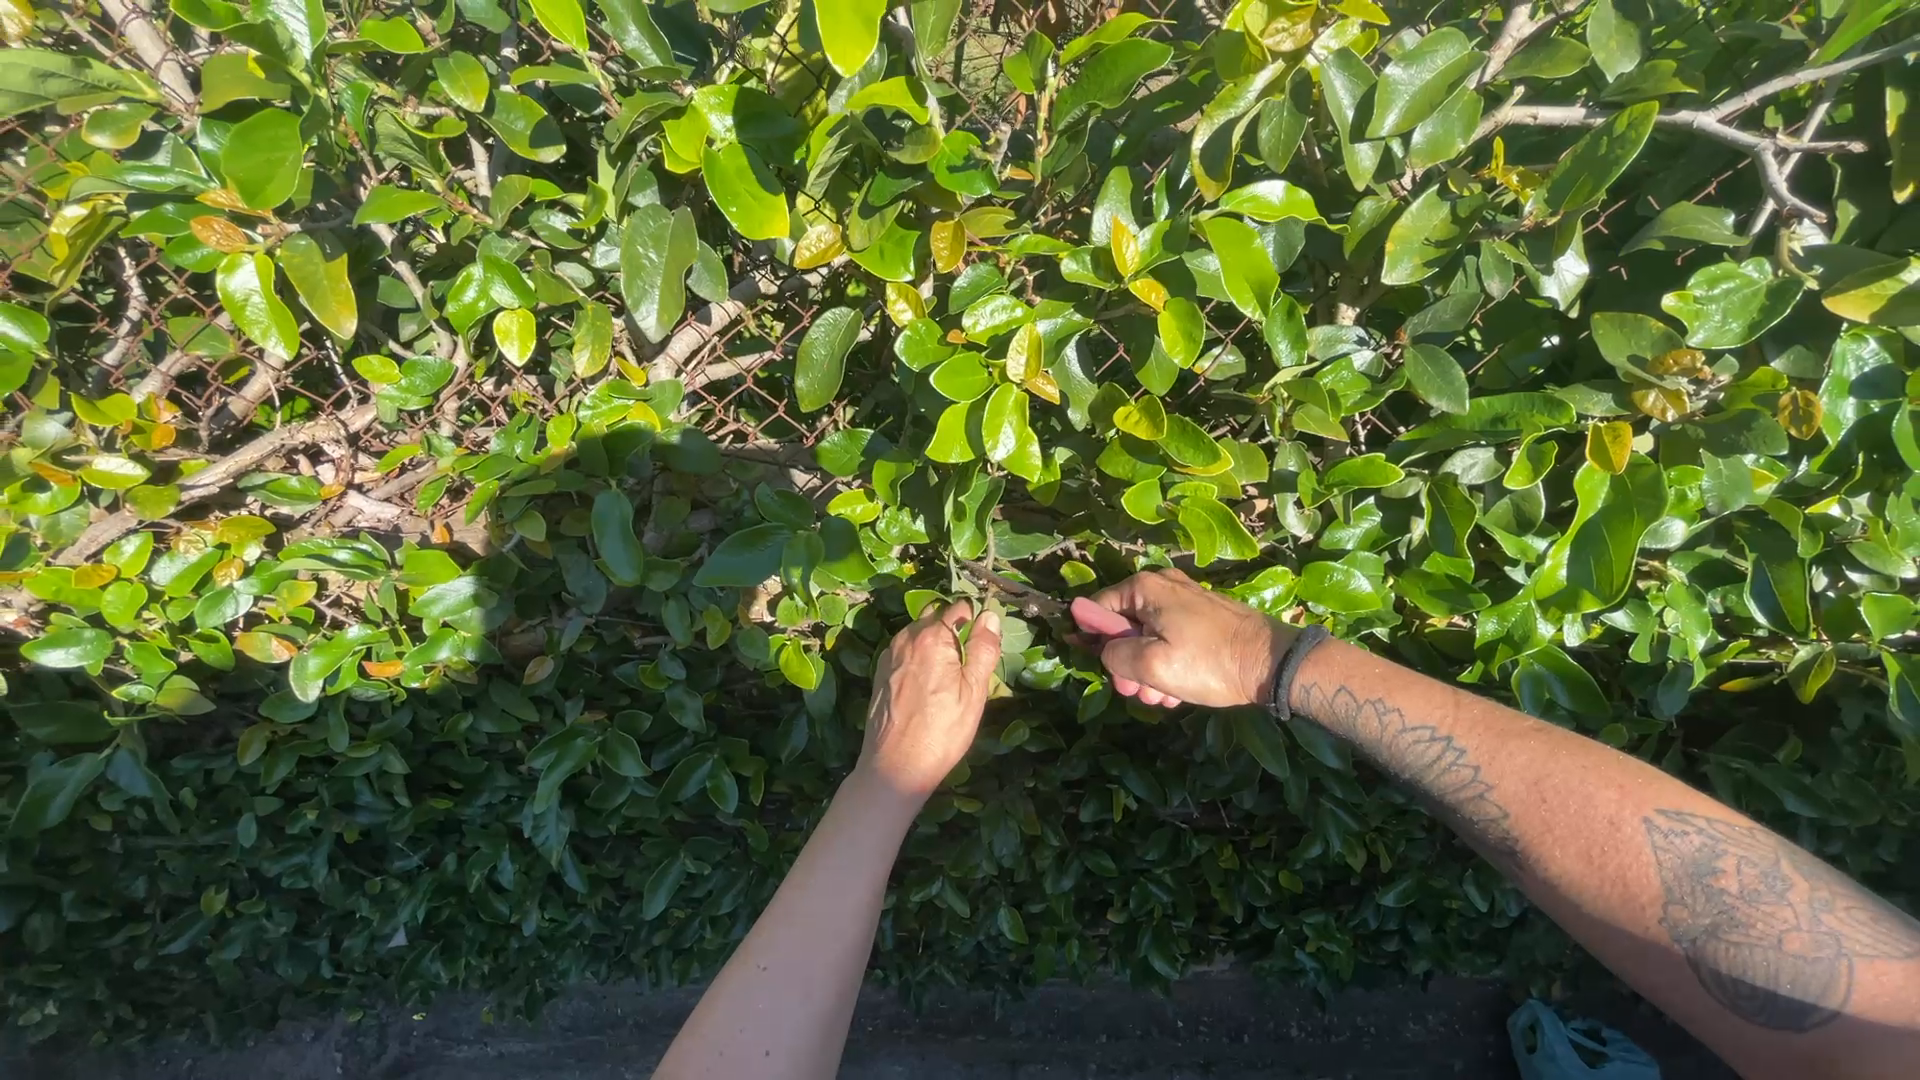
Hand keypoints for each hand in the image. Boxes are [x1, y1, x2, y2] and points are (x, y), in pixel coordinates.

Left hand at [858, 599, 1001, 800]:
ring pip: (918, 633)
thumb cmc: (943, 730)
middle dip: (953, 627)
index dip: (975, 618)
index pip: (959, 607)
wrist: (896, 766)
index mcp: (933, 636)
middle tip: (969, 657)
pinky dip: (918, 656)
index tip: (984, 639)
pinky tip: (926, 682)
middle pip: (935, 615)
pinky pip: (905, 650)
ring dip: (935, 642)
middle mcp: (907, 637)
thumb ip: (983, 648)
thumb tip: (990, 615)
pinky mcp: (880, 672)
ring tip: (949, 672)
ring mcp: (890, 654)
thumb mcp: (974, 691)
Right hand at [1070, 569, 1294, 707]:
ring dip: (1148, 670)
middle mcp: (1162, 585)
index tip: (1107, 671)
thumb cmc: (1208, 662)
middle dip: (1126, 664)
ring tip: (1165, 696)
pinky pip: (1170, 638)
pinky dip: (1169, 663)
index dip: (1093, 641)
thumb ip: (1114, 654)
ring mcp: (1184, 600)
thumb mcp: (1151, 665)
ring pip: (1147, 637)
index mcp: (1144, 588)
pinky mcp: (1202, 617)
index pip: (1095, 609)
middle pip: (1122, 626)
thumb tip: (1101, 647)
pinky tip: (1180, 690)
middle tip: (1140, 692)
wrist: (1275, 663)